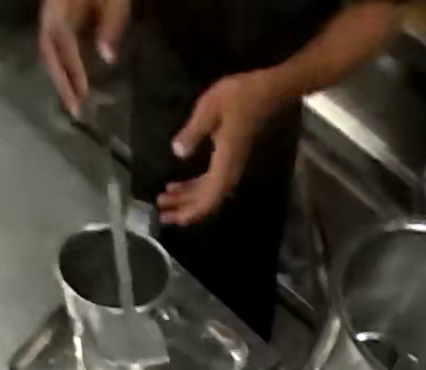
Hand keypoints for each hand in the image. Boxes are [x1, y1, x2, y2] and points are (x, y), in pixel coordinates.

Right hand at [39, 0, 129, 115]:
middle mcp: (54, 6)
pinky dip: (66, 62)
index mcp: (61, 3)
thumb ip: (111, 24)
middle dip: (60, 80)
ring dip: (62, 74)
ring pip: (51, 44)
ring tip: (75, 101)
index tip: (82, 96)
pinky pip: (60, 39)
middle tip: (75, 110)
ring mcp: (58, 8)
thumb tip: (107, 57)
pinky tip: (77, 79)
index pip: (60, 41)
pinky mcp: (66, 10)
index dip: (70, 69)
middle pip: (48, 47)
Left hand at [160, 71, 284, 226]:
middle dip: (184, 209)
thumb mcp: (210, 108)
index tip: (174, 219)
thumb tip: (177, 152)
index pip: (209, 198)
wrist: (265, 94)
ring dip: (186, 200)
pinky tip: (177, 186)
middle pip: (206, 202)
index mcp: (225, 164)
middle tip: (161, 213)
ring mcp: (229, 169)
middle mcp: (228, 173)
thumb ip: (193, 132)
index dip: (191, 211)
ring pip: (207, 194)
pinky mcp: (228, 162)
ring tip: (164, 199)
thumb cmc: (239, 97)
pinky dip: (193, 188)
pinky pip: (210, 183)